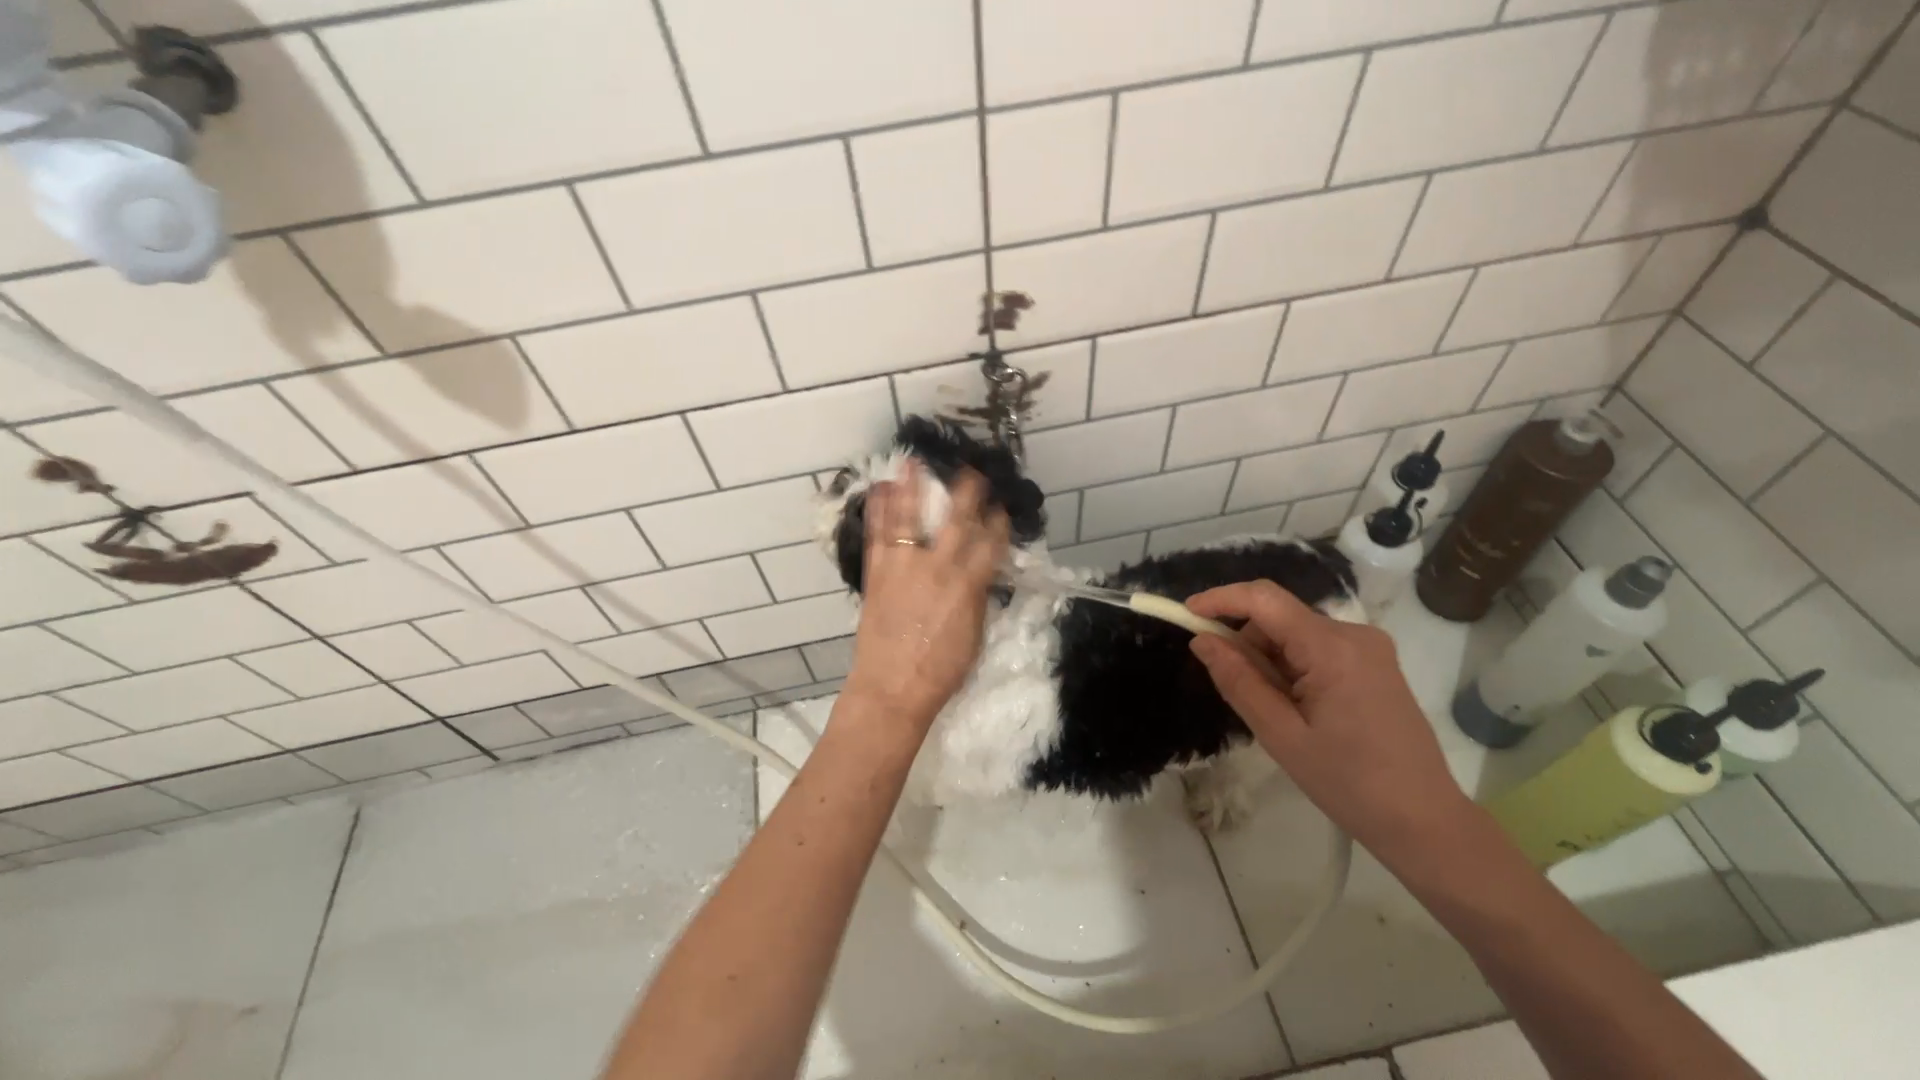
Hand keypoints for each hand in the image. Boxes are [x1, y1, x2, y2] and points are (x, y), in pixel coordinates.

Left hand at [842, 462, 1009, 727]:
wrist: (892, 689)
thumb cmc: (940, 671)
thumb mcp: (974, 635)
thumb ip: (977, 598)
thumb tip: (979, 575)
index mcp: (968, 586)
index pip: (990, 544)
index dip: (998, 524)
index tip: (1001, 509)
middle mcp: (938, 568)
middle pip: (955, 521)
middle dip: (966, 493)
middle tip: (971, 472)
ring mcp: (904, 567)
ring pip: (910, 518)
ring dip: (912, 487)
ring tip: (911, 461)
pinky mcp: (877, 574)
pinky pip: (879, 535)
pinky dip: (879, 511)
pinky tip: (880, 491)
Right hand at [1186, 581, 1474, 862]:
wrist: (1423, 819)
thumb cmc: (1349, 783)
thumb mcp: (1281, 735)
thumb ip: (1239, 681)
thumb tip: (1202, 641)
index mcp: (1332, 648)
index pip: (1265, 599)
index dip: (1221, 599)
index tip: (1185, 616)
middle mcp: (1354, 634)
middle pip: (1280, 616)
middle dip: (1245, 640)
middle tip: (1229, 688)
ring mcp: (1370, 648)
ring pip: (1297, 633)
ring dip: (1269, 658)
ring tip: (1270, 711)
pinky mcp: (1376, 665)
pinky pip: (1318, 649)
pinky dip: (1292, 666)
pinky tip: (1294, 709)